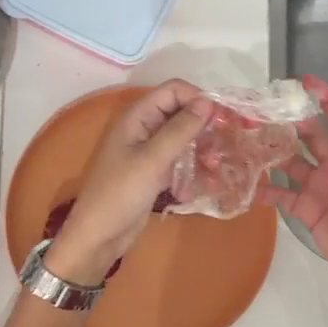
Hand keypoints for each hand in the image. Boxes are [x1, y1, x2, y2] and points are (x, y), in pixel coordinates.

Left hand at [50, 80, 214, 284]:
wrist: (99, 235)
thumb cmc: (120, 194)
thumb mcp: (152, 159)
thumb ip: (180, 129)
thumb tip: (207, 102)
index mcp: (137, 117)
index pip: (173, 91)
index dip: (198, 98)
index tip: (222, 118)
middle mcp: (143, 129)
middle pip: (180, 113)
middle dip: (204, 124)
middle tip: (228, 142)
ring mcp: (148, 152)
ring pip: (183, 138)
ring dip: (202, 148)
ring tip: (218, 165)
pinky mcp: (154, 173)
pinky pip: (179, 161)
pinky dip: (193, 167)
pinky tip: (208, 180)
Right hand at [257, 75, 327, 300]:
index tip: (309, 84)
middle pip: (315, 139)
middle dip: (294, 122)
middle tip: (265, 110)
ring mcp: (321, 190)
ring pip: (295, 164)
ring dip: (275, 153)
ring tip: (248, 142)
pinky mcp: (308, 210)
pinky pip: (284, 194)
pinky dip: (268, 190)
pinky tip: (247, 186)